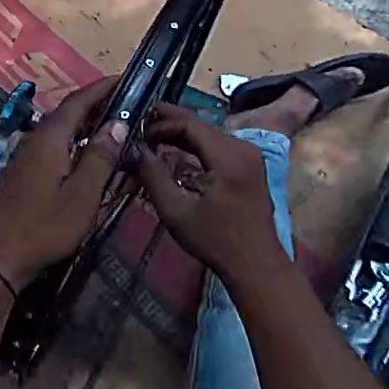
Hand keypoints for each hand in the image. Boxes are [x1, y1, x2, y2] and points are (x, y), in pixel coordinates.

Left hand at [0, 76, 124, 283]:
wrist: (1, 253)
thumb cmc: (45, 226)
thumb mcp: (82, 194)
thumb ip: (100, 157)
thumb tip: (117, 122)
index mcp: (48, 138)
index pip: (78, 102)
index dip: (102, 88)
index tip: (127, 78)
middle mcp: (34, 139)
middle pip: (68, 113)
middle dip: (97, 104)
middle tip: (129, 102)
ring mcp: (26, 155)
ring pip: (60, 130)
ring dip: (86, 123)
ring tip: (115, 124)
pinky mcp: (24, 171)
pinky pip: (54, 145)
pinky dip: (75, 140)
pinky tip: (89, 152)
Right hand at [132, 103, 285, 278]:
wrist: (256, 265)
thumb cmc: (214, 239)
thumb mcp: (175, 209)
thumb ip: (152, 174)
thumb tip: (132, 148)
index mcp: (229, 157)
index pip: (190, 124)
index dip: (160, 124)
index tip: (136, 131)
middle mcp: (243, 149)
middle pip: (199, 125)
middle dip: (167, 123)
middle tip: (137, 124)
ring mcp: (249, 156)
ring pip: (207, 134)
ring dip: (178, 134)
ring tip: (149, 137)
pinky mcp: (248, 166)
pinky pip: (215, 145)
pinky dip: (192, 145)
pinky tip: (172, 150)